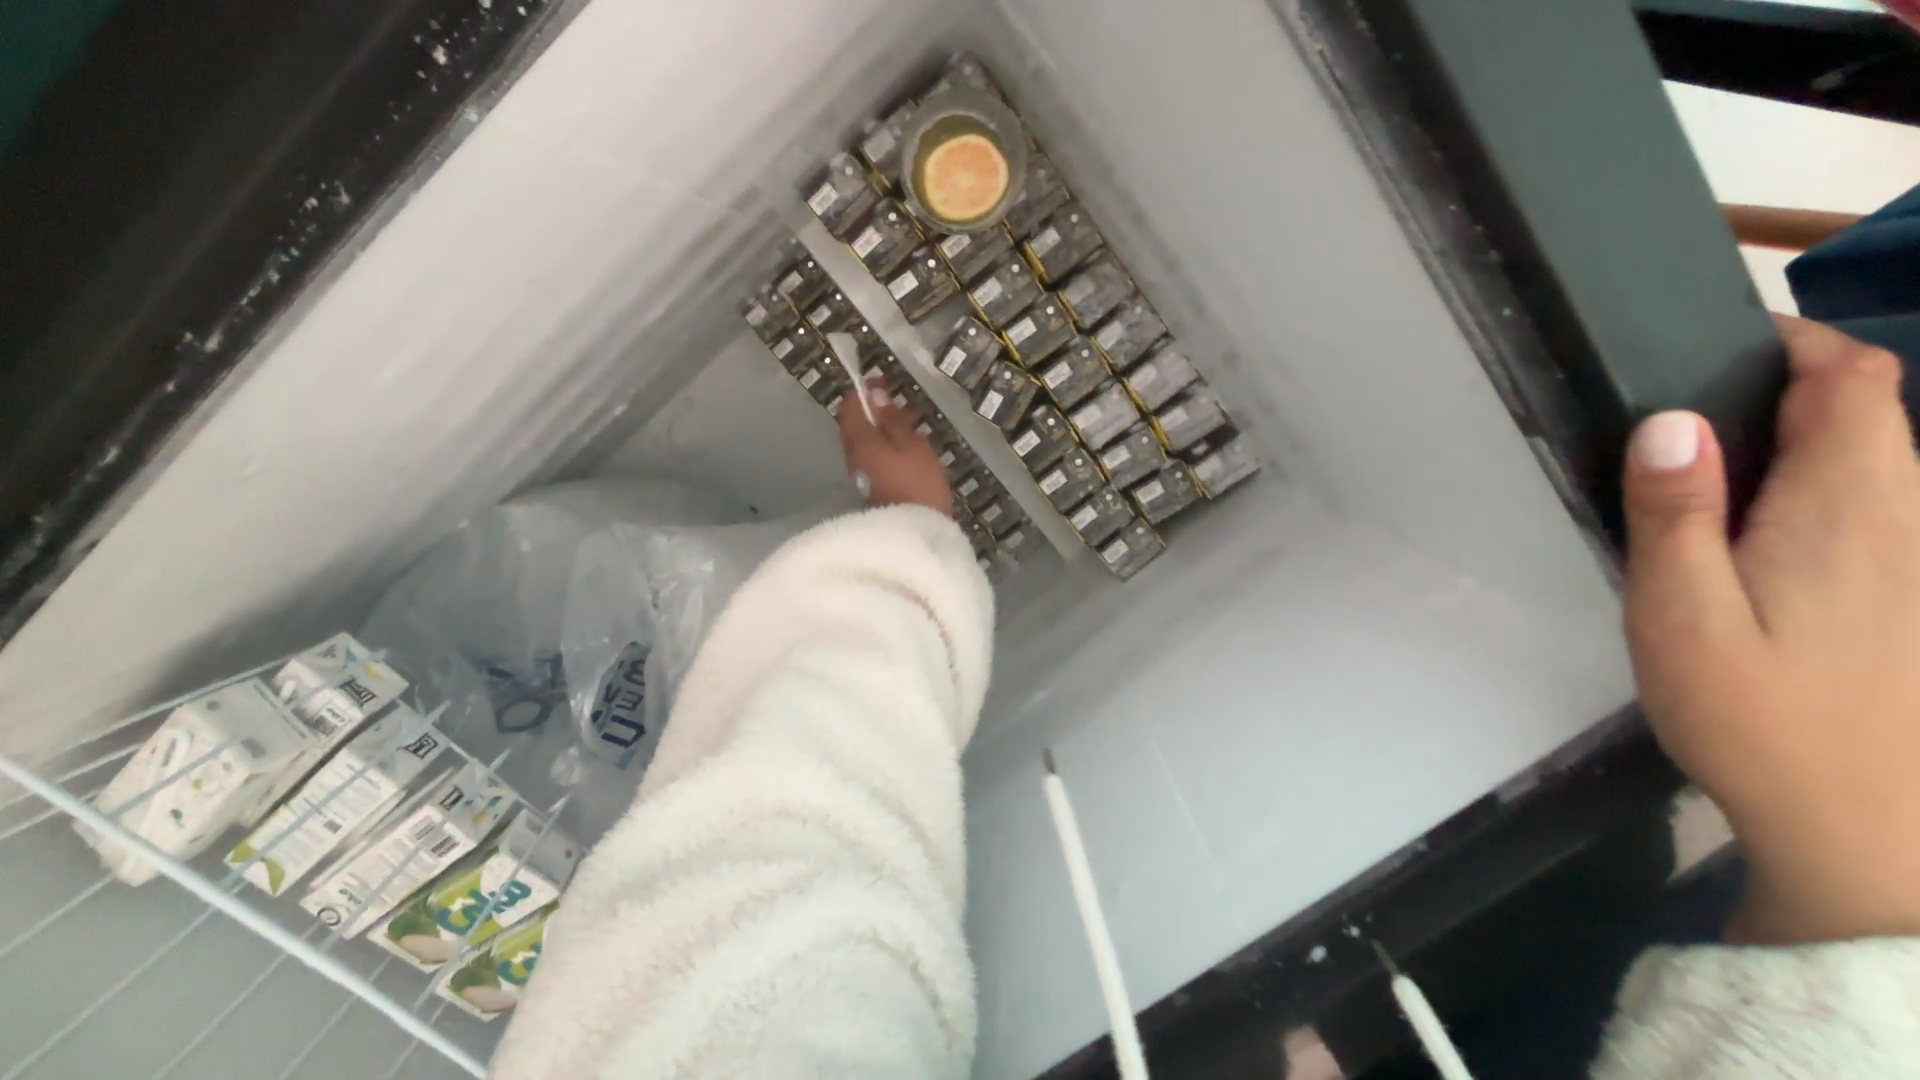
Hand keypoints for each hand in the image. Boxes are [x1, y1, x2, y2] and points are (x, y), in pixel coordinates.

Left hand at [838, 383, 952, 515]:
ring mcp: (862, 472)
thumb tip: (873, 393)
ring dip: (884, 427)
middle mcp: (854, 455)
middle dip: (875, 409)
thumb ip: (892, 418)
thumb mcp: (912, 445)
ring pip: (866, 440)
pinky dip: (888, 445)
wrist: (916, 533)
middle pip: (855, 424)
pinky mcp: (873, 485)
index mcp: (860, 441)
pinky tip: (911, 448)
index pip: (849, 406)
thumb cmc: (918, 483)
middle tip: (902, 403)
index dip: (864, 390)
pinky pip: (875, 456)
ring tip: (913, 423)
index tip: (885, 382)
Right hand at [1622, 316, 1919, 945]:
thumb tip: (1668, 421)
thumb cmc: (1757, 716)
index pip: (1854, 378)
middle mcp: (1907, 516)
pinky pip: (1886, 507)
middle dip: (1797, 386)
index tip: (1718, 347)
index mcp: (1845, 507)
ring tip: (1715, 471)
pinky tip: (1764, 535)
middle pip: (1877, 411)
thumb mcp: (1681, 616)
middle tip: (1690, 420)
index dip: (1798, 341)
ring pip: (1886, 458)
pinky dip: (1831, 486)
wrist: (1866, 830)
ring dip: (1813, 437)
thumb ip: (1674, 516)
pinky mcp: (1918, 596)